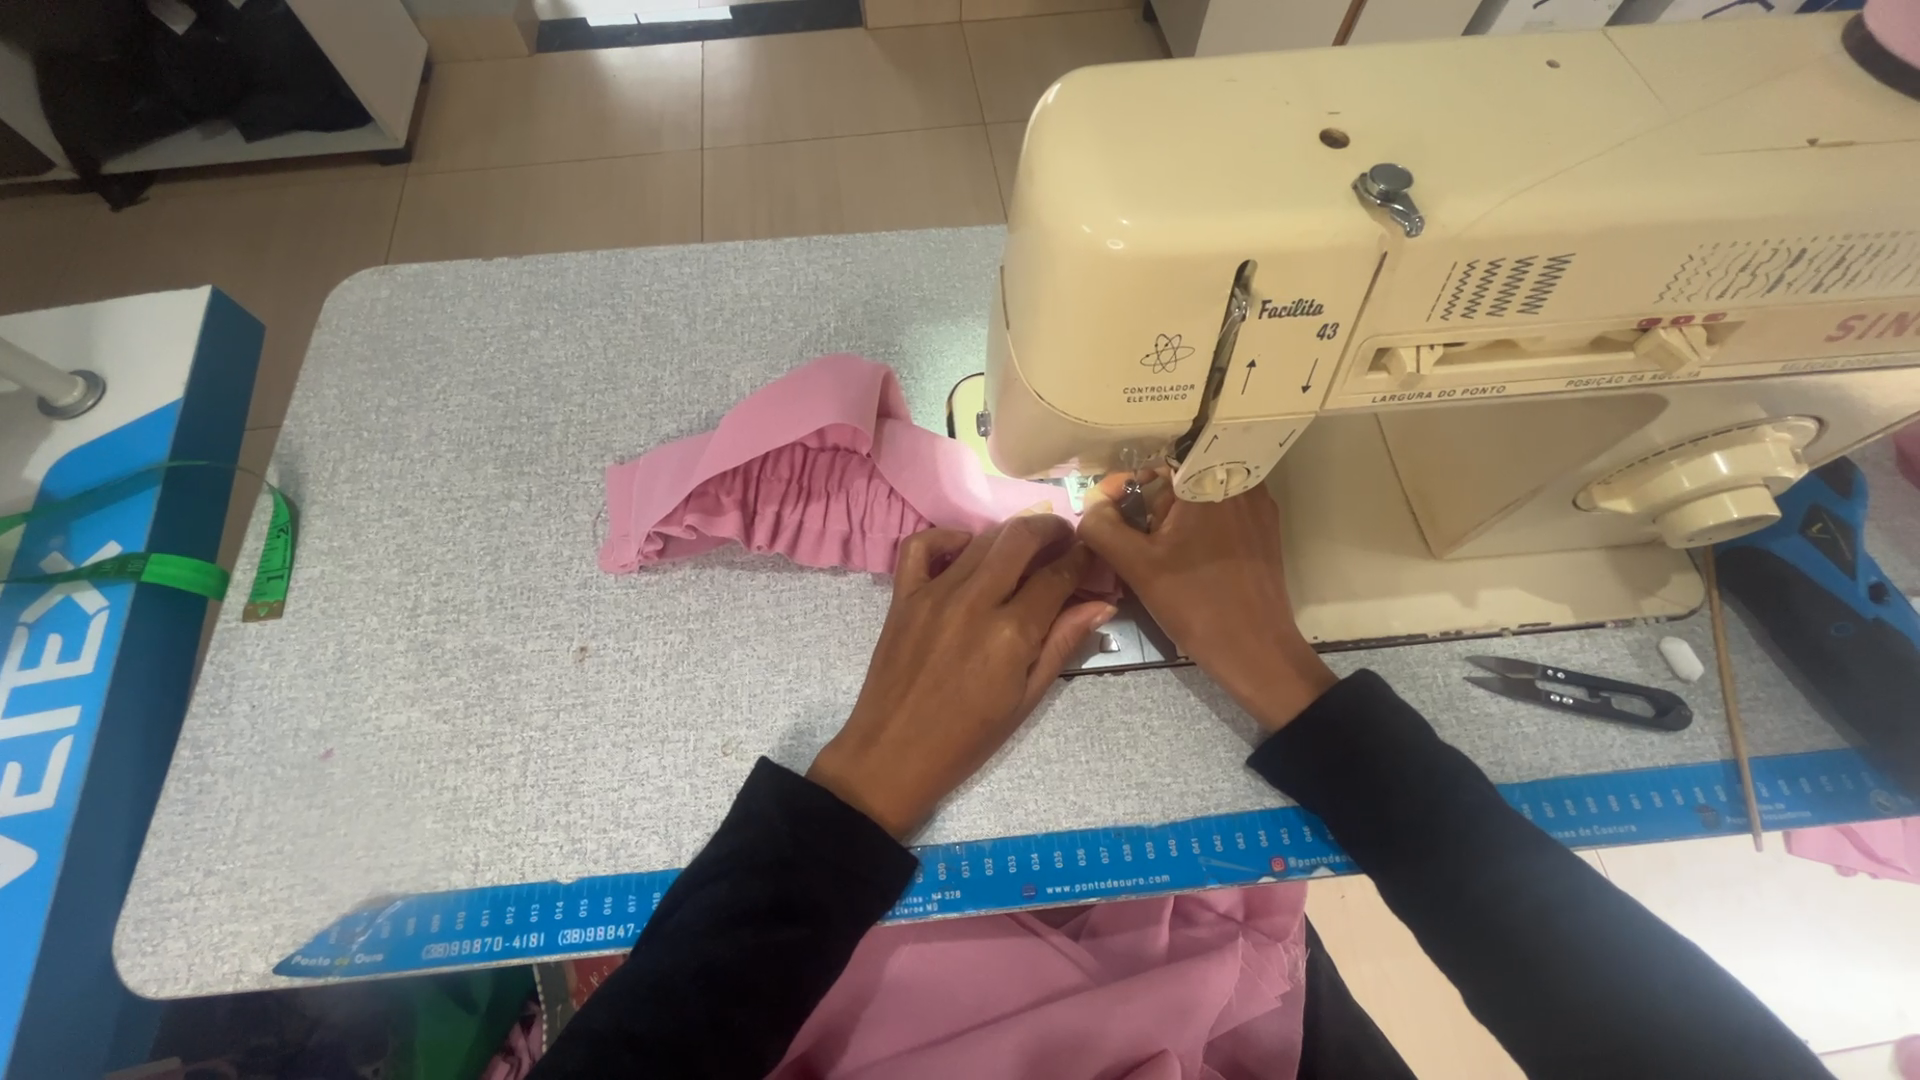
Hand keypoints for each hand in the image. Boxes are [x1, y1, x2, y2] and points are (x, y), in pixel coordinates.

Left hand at [807, 516, 1115, 837]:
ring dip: (1011, 535)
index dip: (1082, 560)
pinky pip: (921, 545)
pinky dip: (947, 537)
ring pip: (981, 539)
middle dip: (1051, 531)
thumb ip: (1062, 644)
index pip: (1057, 576)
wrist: (893, 755)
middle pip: (1021, 538)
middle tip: (1064, 540)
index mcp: (1011, 633)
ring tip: (1026, 549)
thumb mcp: (1027, 700)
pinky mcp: (903, 595)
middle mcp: (974, 601)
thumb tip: (1101, 604)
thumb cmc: (967, 739)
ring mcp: (934, 593)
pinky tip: (966, 551)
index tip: (1091, 556)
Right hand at [1078, 473, 1335, 732]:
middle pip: (1179, 475)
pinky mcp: (1263, 530)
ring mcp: (1257, 506)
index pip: (1155, 461)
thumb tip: (1091, 505)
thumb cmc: (1195, 604)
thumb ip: (1102, 527)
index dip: (1126, 484)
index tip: (1110, 515)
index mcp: (1210, 480)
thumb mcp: (1136, 566)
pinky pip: (1220, 513)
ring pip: (1199, 495)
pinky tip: (1184, 559)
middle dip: (1148, 501)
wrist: (1255, 651)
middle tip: (1130, 536)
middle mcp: (1241, 481)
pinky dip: (1196, 526)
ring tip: (1154, 549)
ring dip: (1172, 514)